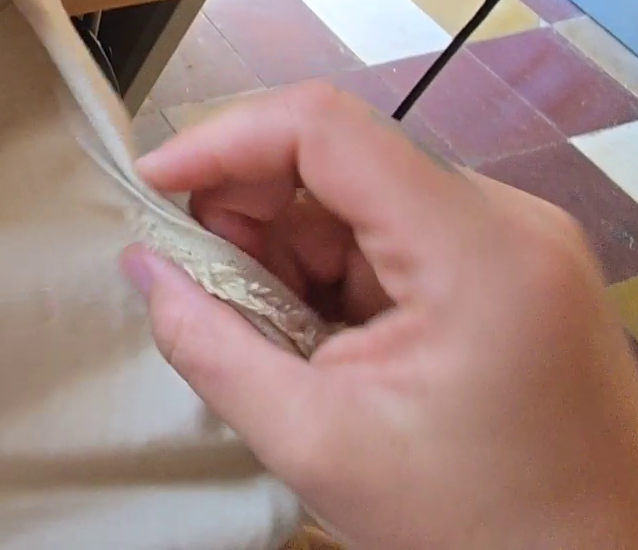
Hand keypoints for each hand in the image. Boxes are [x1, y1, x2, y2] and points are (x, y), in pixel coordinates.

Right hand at [121, 84, 637, 549]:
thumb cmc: (476, 528)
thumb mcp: (312, 442)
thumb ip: (204, 342)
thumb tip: (140, 262)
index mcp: (476, 250)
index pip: (321, 126)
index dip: (220, 140)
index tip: (155, 185)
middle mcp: (497, 216)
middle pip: (319, 154)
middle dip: (240, 209)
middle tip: (211, 285)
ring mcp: (496, 232)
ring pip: (328, 190)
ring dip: (270, 246)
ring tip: (270, 328)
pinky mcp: (484, 255)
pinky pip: (357, 223)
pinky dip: (307, 265)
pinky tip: (310, 329)